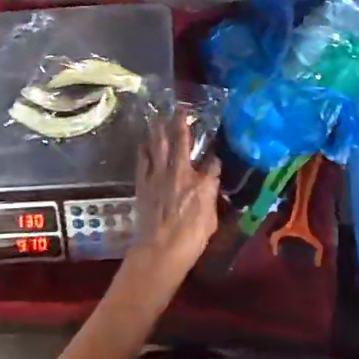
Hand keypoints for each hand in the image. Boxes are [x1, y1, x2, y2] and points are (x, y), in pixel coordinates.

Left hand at [117, 112, 220, 299]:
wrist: (160, 250)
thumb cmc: (191, 240)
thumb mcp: (211, 219)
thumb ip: (210, 196)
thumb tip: (210, 181)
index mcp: (201, 183)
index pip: (212, 163)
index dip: (214, 156)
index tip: (215, 152)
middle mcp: (180, 173)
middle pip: (181, 141)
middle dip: (180, 123)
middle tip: (179, 108)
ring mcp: (158, 176)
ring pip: (158, 145)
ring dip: (158, 130)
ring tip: (157, 116)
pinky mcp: (143, 184)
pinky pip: (142, 160)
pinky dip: (143, 150)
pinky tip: (143, 143)